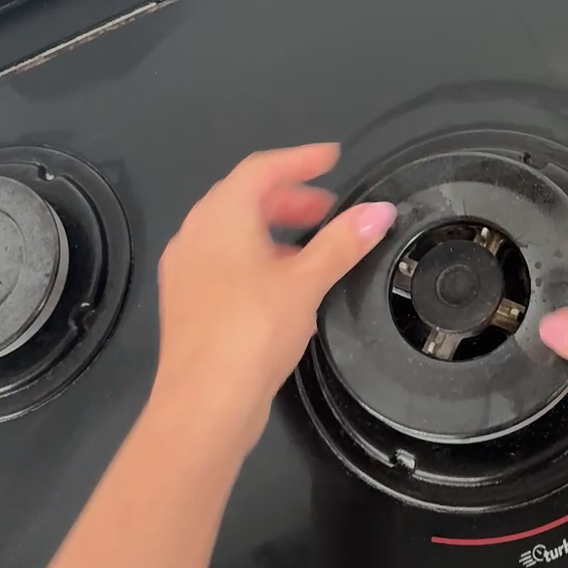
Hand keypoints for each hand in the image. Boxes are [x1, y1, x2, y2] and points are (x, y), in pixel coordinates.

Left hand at [152, 143, 395, 435]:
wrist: (201, 410)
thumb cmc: (249, 334)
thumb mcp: (306, 281)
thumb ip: (344, 242)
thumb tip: (380, 211)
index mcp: (219, 219)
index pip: (260, 169)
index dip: (300, 159)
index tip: (332, 157)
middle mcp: (195, 236)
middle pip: (244, 196)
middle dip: (290, 194)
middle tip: (329, 204)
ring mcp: (187, 270)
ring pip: (233, 228)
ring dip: (275, 224)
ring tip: (314, 239)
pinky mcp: (189, 301)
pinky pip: (226, 257)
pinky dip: (259, 251)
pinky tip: (285, 277)